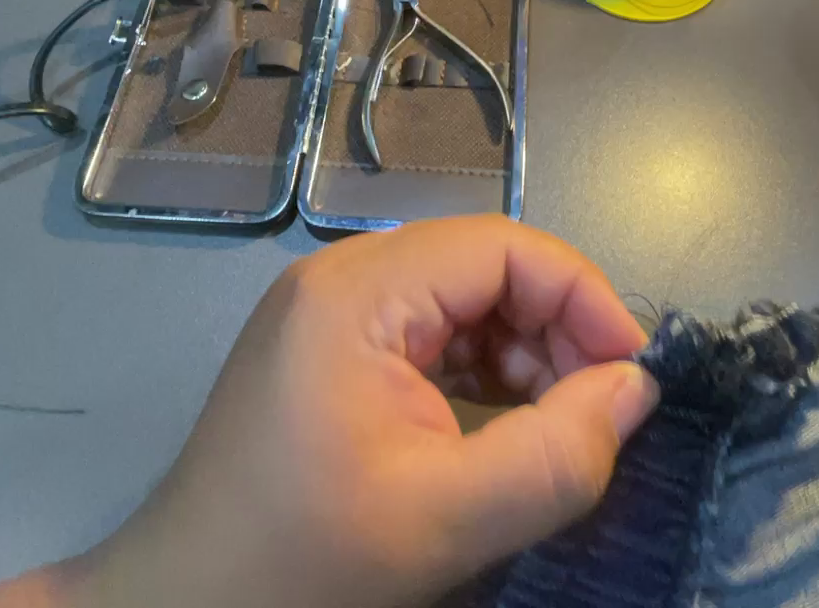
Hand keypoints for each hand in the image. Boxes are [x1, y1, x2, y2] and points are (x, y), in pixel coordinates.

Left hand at [0, 216, 657, 607]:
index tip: (631, 372)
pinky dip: (485, 366)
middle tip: (598, 408)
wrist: (183, 604)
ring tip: (555, 422)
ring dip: (525, 349)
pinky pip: (436, 327)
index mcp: (360, 290)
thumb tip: (636, 388)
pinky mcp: (340, 340)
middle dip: (555, 328)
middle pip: (485, 265)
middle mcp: (347, 273)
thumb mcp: (445, 520)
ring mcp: (338, 304)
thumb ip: (557, 456)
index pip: (501, 247)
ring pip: (467, 295)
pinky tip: (506, 418)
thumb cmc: (301, 563)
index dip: (580, 295)